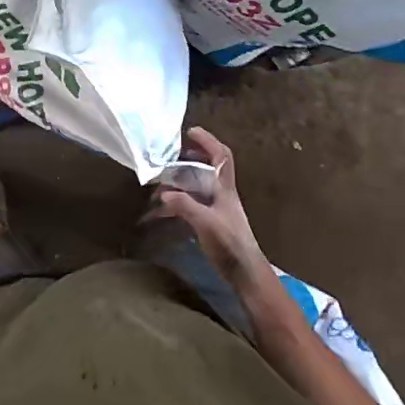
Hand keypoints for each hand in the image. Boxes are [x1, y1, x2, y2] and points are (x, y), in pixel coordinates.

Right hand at [155, 127, 269, 287]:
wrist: (245, 272)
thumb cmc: (230, 244)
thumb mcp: (206, 223)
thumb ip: (185, 206)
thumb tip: (164, 193)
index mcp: (224, 188)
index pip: (221, 155)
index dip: (208, 140)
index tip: (190, 132)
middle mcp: (221, 194)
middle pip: (207, 167)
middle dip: (189, 158)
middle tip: (168, 156)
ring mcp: (216, 208)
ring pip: (198, 185)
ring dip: (180, 181)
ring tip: (160, 182)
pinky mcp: (211, 222)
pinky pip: (191, 203)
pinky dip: (177, 201)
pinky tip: (162, 208)